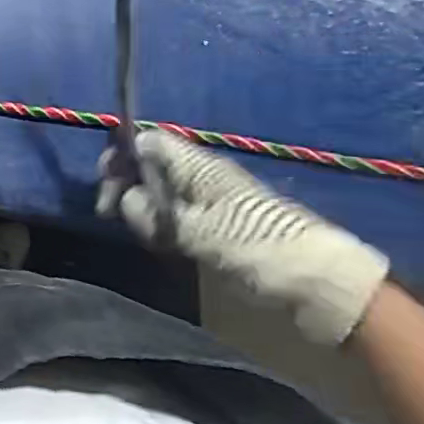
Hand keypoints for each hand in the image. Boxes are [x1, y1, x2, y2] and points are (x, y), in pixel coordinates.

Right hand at [98, 131, 388, 344]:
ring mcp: (213, 198)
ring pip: (159, 189)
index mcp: (198, 167)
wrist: (317, 283)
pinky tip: (160, 241)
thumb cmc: (253, 248)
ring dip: (141, 207)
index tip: (107, 182)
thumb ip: (147, 209)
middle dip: (125, 183)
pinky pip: (175, 210)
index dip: (121, 154)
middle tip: (110, 213)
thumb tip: (125, 199)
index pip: (148, 141)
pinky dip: (159, 221)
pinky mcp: (220, 221)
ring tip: (143, 233)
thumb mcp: (191, 230)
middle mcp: (204, 175)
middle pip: (149, 164)